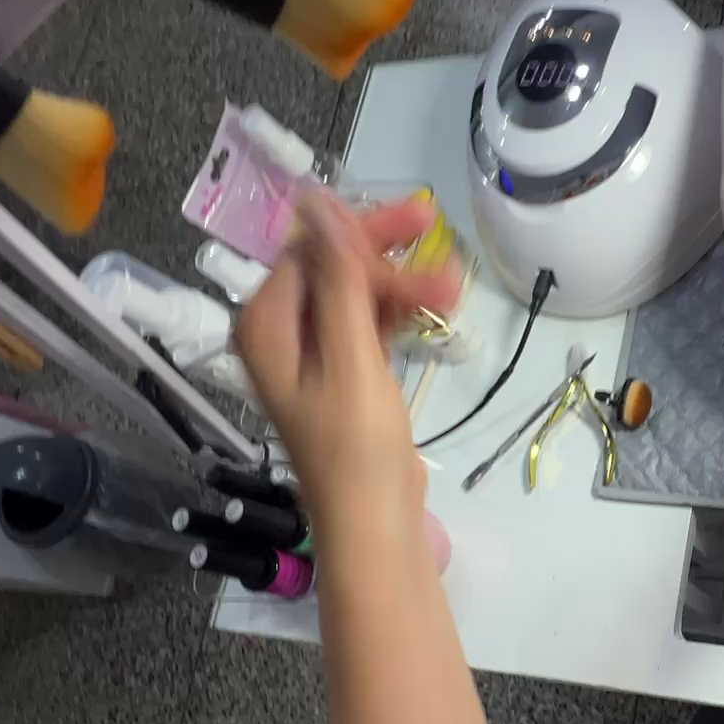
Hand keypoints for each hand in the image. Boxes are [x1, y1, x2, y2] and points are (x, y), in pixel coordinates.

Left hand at [233, 190, 458, 519]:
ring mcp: (318, 357)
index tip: (419, 219)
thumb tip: (320, 201)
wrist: (375, 521)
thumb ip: (338, 282)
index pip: (310, 251)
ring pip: (357, 299)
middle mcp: (284, 333)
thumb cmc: (358, 448)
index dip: (361, 228)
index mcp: (267, 324)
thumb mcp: (350, 359)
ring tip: (455, 291)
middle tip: (440, 236)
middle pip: (334, 270)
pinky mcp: (349, 378)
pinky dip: (400, 318)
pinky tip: (436, 314)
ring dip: (403, 289)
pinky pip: (369, 329)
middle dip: (388, 257)